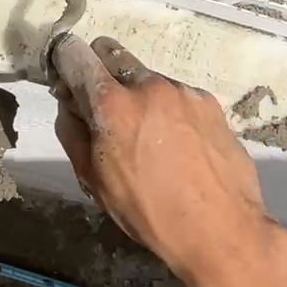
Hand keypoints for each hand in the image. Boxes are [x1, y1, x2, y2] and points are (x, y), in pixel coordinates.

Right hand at [52, 35, 286, 286]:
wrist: (223, 234)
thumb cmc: (148, 212)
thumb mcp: (93, 178)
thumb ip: (72, 130)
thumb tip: (69, 102)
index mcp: (111, 103)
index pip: (74, 52)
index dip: (63, 63)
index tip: (67, 85)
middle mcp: (147, 84)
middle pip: (109, 52)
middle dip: (100, 72)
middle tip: (106, 110)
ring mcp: (183, 90)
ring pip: (145, 76)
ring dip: (137, 94)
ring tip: (150, 137)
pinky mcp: (210, 103)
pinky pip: (176, 94)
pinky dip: (168, 109)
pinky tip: (179, 144)